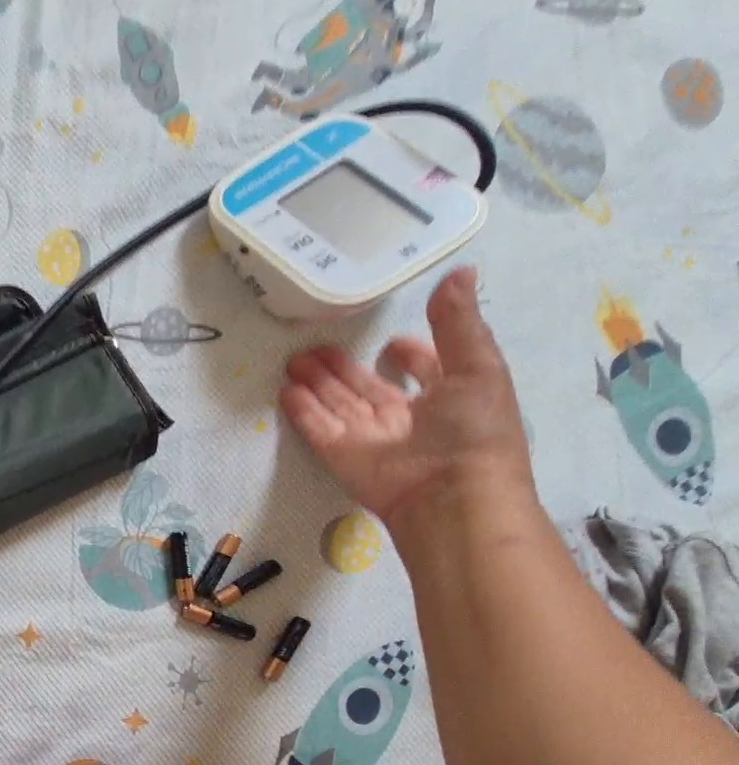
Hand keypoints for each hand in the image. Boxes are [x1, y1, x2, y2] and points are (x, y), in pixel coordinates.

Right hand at [279, 268, 534, 539]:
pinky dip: (301, 409)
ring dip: (317, 381)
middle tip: (314, 346)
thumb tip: (460, 271)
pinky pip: (316, 427)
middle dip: (342, 366)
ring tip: (293, 359)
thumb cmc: (474, 429)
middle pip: (366, 386)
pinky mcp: (339, 454)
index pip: (422, 371)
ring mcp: (369, 436)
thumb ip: (460, 323)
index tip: (392, 340)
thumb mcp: (478, 366)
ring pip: (337, 403)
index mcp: (446, 397)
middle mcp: (405, 417)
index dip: (411, 354)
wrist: (449, 494)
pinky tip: (286, 390)